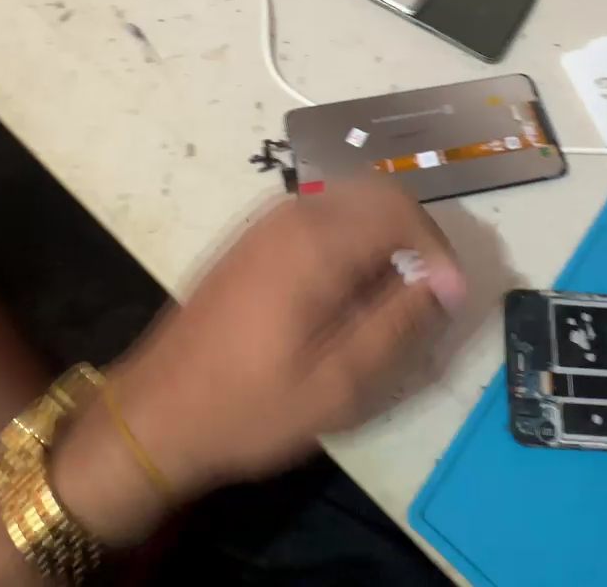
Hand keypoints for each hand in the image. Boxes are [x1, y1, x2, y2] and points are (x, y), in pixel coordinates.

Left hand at [51, 178, 465, 541]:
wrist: (156, 411)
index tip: (450, 298)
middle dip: (415, 237)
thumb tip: (443, 283)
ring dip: (384, 237)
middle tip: (427, 293)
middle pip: (378, 195)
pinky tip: (346, 289)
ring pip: (350, 201)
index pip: (401, 210)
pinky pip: (320, 215)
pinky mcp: (253, 235)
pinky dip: (351, 238)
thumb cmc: (249, 405)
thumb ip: (397, 323)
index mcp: (316, 242)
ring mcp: (267, 220)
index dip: (438, 249)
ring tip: (390, 296)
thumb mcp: (337, 385)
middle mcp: (293, 214)